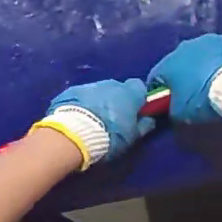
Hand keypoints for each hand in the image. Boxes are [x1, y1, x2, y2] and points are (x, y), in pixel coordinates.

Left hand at [33, 78, 155, 169]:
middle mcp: (110, 84)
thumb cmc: (110, 136)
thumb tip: (150, 119)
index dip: (138, 99)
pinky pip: (81, 96)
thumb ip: (144, 125)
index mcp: (129, 93)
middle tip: (112, 119)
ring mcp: (89, 86)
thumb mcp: (133, 137)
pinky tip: (78, 118)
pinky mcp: (71, 91)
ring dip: (98, 102)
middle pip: (118, 89)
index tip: (135, 112)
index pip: (139, 87)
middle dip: (116, 101)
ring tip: (93, 120)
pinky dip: (82, 104)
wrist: (73, 134)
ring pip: (99, 92)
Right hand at [146, 34, 221, 123]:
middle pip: (175, 64)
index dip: (158, 89)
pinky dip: (212, 61)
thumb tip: (171, 106)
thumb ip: (170, 107)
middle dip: (178, 75)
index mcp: (167, 65)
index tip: (163, 99)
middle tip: (185, 89)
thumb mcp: (180, 112)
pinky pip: (212, 53)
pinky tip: (218, 72)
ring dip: (195, 66)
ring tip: (204, 79)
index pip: (155, 78)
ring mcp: (202, 42)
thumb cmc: (201, 99)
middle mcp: (181, 49)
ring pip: (193, 56)